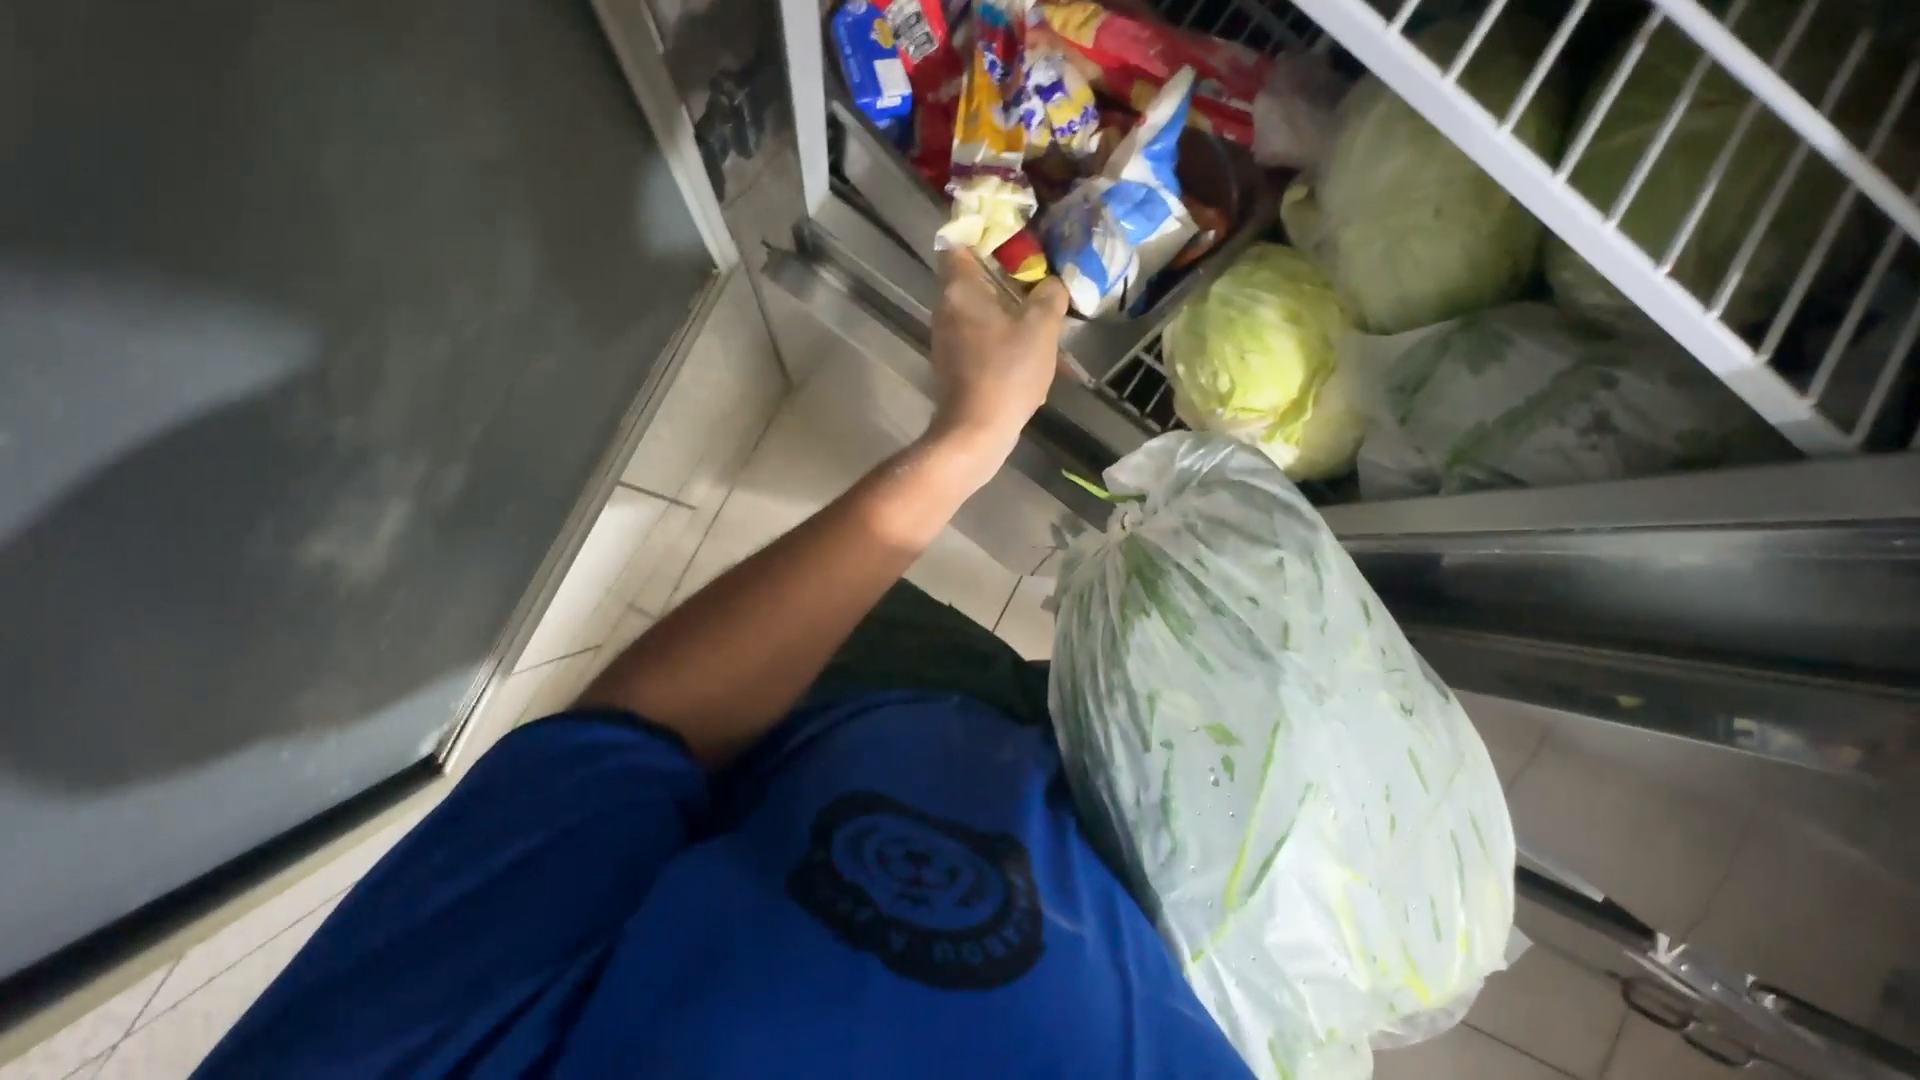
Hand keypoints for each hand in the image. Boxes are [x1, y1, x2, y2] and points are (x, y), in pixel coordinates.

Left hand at [925, 250, 1069, 471]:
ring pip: (978, 312)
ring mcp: (945, 341)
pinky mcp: (953, 366)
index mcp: (959, 291)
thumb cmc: (1006, 372)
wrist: (976, 432)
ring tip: (1040, 317)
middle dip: (1004, 277)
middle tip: (1038, 277)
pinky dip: (1001, 340)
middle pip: (971, 279)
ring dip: (1006, 312)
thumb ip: (1049, 296)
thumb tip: (1052, 284)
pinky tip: (1028, 354)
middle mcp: (944, 310)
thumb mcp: (1040, 328)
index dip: (980, 234)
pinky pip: (979, 340)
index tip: (1010, 236)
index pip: (956, 244)